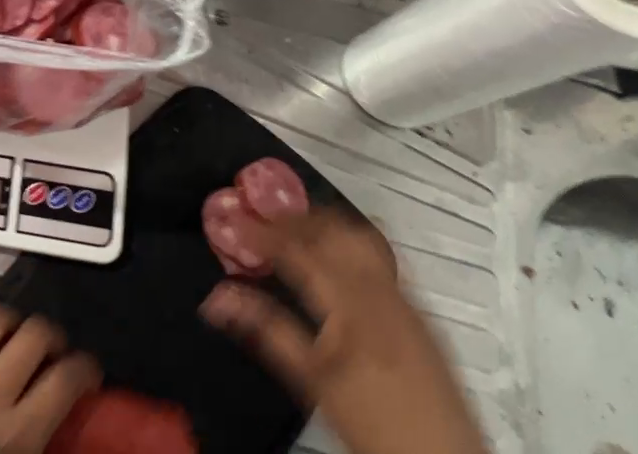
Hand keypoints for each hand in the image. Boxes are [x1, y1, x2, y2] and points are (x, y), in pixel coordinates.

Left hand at [0, 297, 102, 453]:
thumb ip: (41, 448)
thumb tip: (72, 441)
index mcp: (16, 434)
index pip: (66, 380)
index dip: (86, 369)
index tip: (87, 372)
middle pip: (34, 337)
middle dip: (52, 338)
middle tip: (53, 350)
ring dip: (11, 321)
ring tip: (16, 332)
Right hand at [199, 209, 487, 453]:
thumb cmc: (372, 422)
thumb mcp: (311, 380)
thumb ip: (266, 330)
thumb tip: (218, 298)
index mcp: (349, 303)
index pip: (296, 249)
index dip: (261, 230)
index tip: (233, 220)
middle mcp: (380, 289)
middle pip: (332, 231)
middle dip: (292, 217)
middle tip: (260, 215)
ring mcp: (404, 296)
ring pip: (360, 236)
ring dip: (323, 222)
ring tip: (295, 225)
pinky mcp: (420, 309)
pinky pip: (382, 256)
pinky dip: (351, 239)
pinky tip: (339, 250)